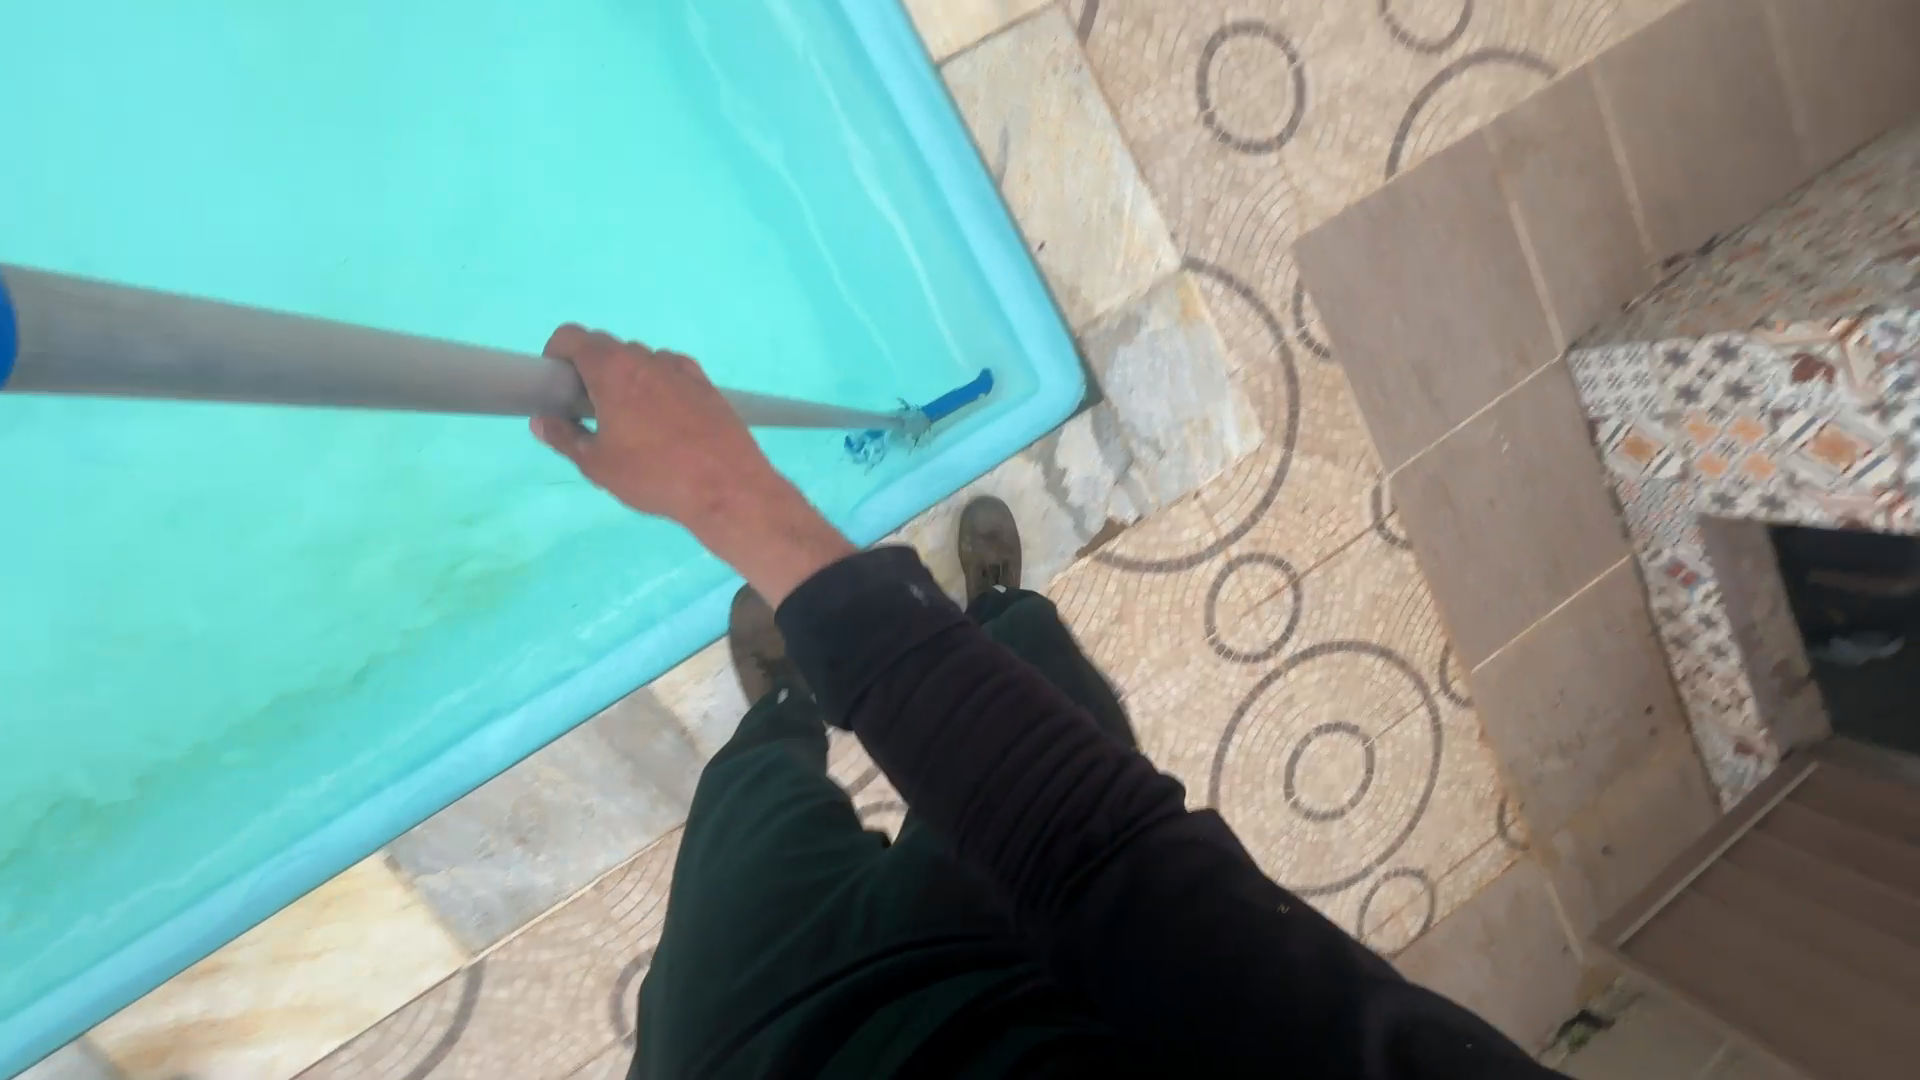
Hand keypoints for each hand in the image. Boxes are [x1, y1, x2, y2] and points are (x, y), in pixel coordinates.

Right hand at [530, 324, 853, 604]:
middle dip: (595, 371)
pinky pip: (676, 376)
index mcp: (614, 368)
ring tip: (634, 422)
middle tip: (593, 410)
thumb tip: (544, 421)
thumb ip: (565, 438)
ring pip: (646, 362)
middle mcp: (650, 359)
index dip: (558, 355)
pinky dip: (663, 388)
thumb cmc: (655, 476)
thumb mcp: (598, 465)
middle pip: (611, 349)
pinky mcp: (711, 387)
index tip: (559, 385)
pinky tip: (668, 421)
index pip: (574, 336)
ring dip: (631, 380)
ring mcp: (685, 371)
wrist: (729, 488)